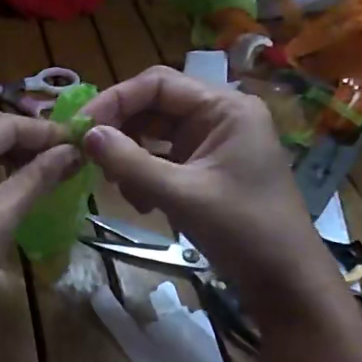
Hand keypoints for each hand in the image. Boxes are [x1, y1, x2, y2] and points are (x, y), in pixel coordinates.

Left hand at [0, 113, 80, 328]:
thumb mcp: (3, 215)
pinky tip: (19, 179)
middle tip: (70, 153)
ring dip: (11, 156)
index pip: (3, 126)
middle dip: (29, 142)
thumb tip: (74, 152)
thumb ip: (38, 177)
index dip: (45, 132)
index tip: (81, 140)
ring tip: (52, 166)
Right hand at [79, 66, 332, 304]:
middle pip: (152, 106)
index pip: (156, 84)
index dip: (114, 100)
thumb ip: (130, 162)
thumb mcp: (179, 194)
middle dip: (118, 131)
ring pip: (151, 134)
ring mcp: (210, 143)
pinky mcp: (203, 169)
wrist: (282, 277)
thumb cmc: (241, 228)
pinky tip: (141, 203)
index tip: (79, 128)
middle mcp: (218, 117)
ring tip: (119, 187)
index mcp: (224, 108)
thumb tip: (87, 135)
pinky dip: (141, 175)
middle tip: (87, 157)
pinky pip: (160, 159)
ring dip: (128, 157)